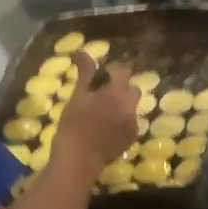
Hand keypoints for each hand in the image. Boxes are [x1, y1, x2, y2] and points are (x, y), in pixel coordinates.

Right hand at [51, 50, 137, 174]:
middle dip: (122, 88)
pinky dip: (123, 119)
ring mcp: (134, 124)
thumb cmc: (73, 124)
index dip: (115, 71)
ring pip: (133, 107)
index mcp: (116, 94)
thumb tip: (83, 51)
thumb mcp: (78, 96)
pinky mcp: (133, 137)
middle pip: (134, 89)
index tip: (104, 75)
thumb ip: (86, 74)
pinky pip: (132, 122)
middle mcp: (130, 108)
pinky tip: (108, 126)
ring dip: (123, 104)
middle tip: (103, 93)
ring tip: (104, 112)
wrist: (80, 157)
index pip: (124, 72)